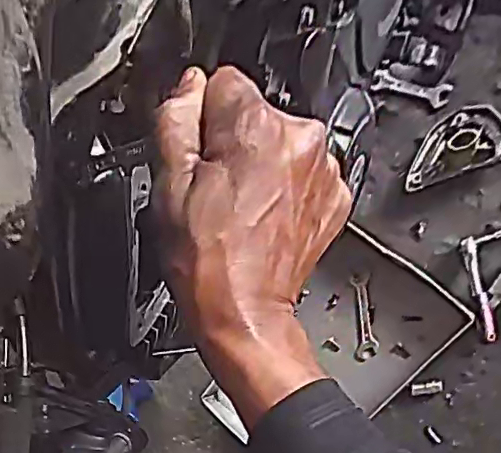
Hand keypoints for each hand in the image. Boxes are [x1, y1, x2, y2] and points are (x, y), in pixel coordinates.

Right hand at [155, 66, 351, 428]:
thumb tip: (187, 90)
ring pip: (278, 146)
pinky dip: (281, 195)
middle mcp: (300, 140)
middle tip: (214, 200)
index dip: (200, 127)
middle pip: (254, 116)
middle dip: (231, 149)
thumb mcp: (169, 191)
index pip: (222, 85)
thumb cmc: (208, 270)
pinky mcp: (332, 199)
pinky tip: (260, 226)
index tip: (197, 165)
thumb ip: (174, 123)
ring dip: (257, 172)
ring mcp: (322, 172)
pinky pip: (300, 177)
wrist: (244, 318)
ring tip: (237, 218)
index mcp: (256, 129)